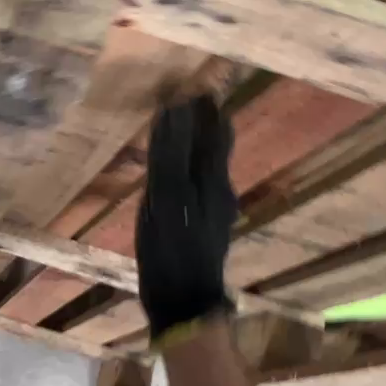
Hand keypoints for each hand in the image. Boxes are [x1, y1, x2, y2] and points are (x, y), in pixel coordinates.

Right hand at [135, 96, 237, 341]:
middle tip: (183, 103)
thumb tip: (174, 106)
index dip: (205, 107)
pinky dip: (187, 168)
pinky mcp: (204, 227)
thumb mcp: (165, 194)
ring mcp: (215, 210)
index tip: (190, 85)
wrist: (183, 300)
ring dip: (195, 145)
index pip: (216, 130)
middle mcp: (220, 189)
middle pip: (216, 147)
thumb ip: (170, 151)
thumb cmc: (170, 245)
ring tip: (175, 133)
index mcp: (213, 177)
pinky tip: (174, 175)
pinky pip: (198, 184)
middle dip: (203, 123)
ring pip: (208, 165)